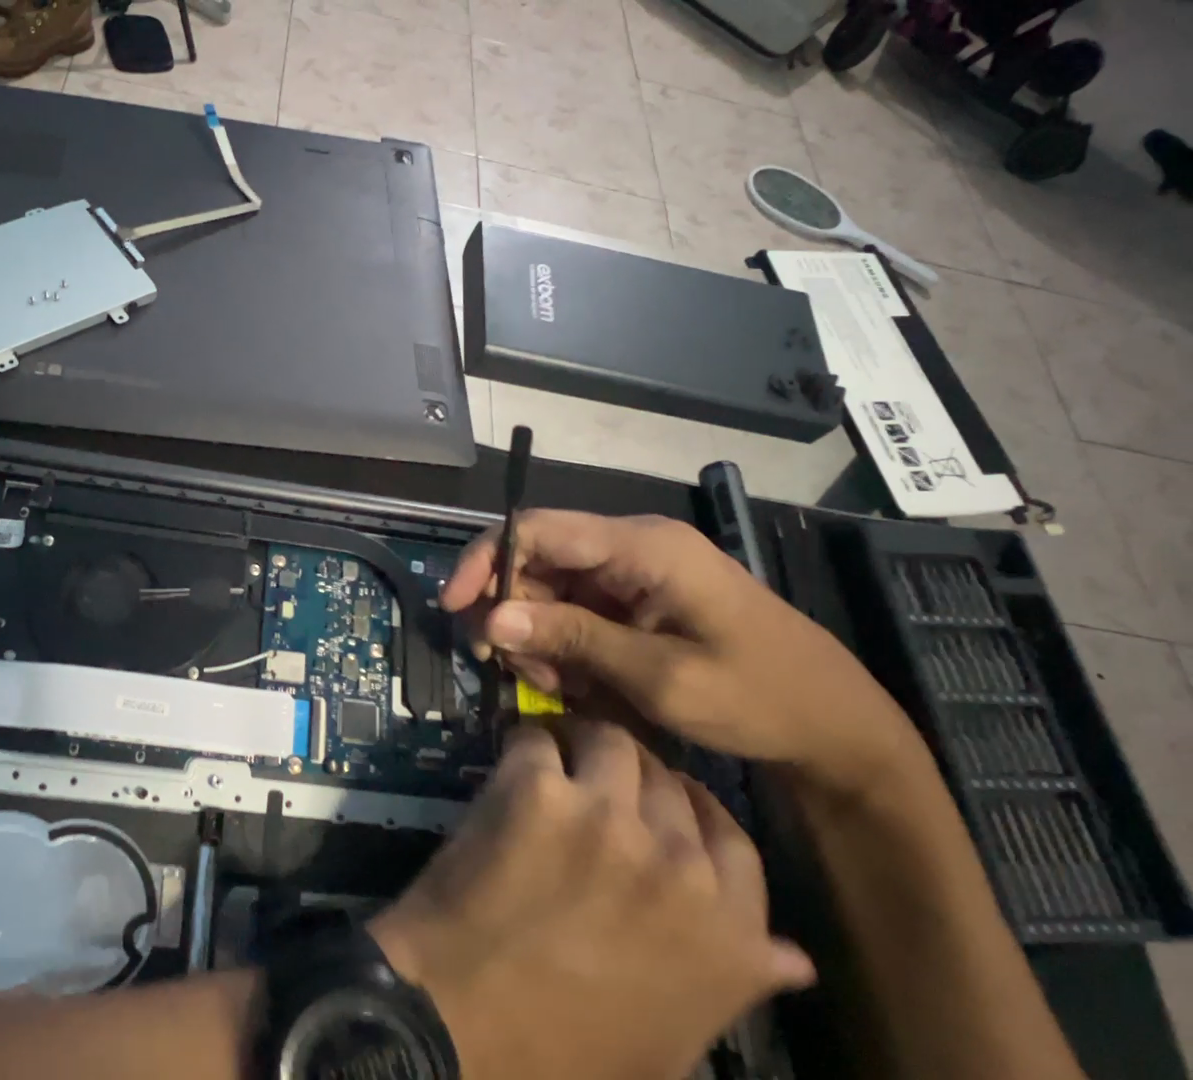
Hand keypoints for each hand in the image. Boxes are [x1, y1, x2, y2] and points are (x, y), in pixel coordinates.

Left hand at [370, 723, 813, 1079]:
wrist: (457, 1028)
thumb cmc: (564, 1051)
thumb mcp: (673, 1037)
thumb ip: (735, 980)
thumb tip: (794, 959)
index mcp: (729, 931)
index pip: (733, 839)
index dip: (693, 814)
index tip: (662, 808)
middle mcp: (680, 865)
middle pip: (669, 782)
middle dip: (637, 781)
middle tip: (597, 785)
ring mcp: (608, 819)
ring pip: (611, 743)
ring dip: (585, 748)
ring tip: (558, 761)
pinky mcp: (538, 791)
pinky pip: (537, 740)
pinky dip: (525, 748)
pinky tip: (512, 768)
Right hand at [440, 510, 921, 796]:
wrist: (832, 725)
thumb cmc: (758, 695)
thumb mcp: (661, 676)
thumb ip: (575, 640)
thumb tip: (493, 617)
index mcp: (644, 547)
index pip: (538, 528)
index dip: (485, 560)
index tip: (454, 609)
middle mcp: (632, 548)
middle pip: (536, 561)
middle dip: (512, 614)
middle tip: (515, 670)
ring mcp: (633, 575)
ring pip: (548, 592)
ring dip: (536, 638)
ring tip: (557, 687)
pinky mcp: (635, 602)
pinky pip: (573, 614)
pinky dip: (561, 648)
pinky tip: (576, 684)